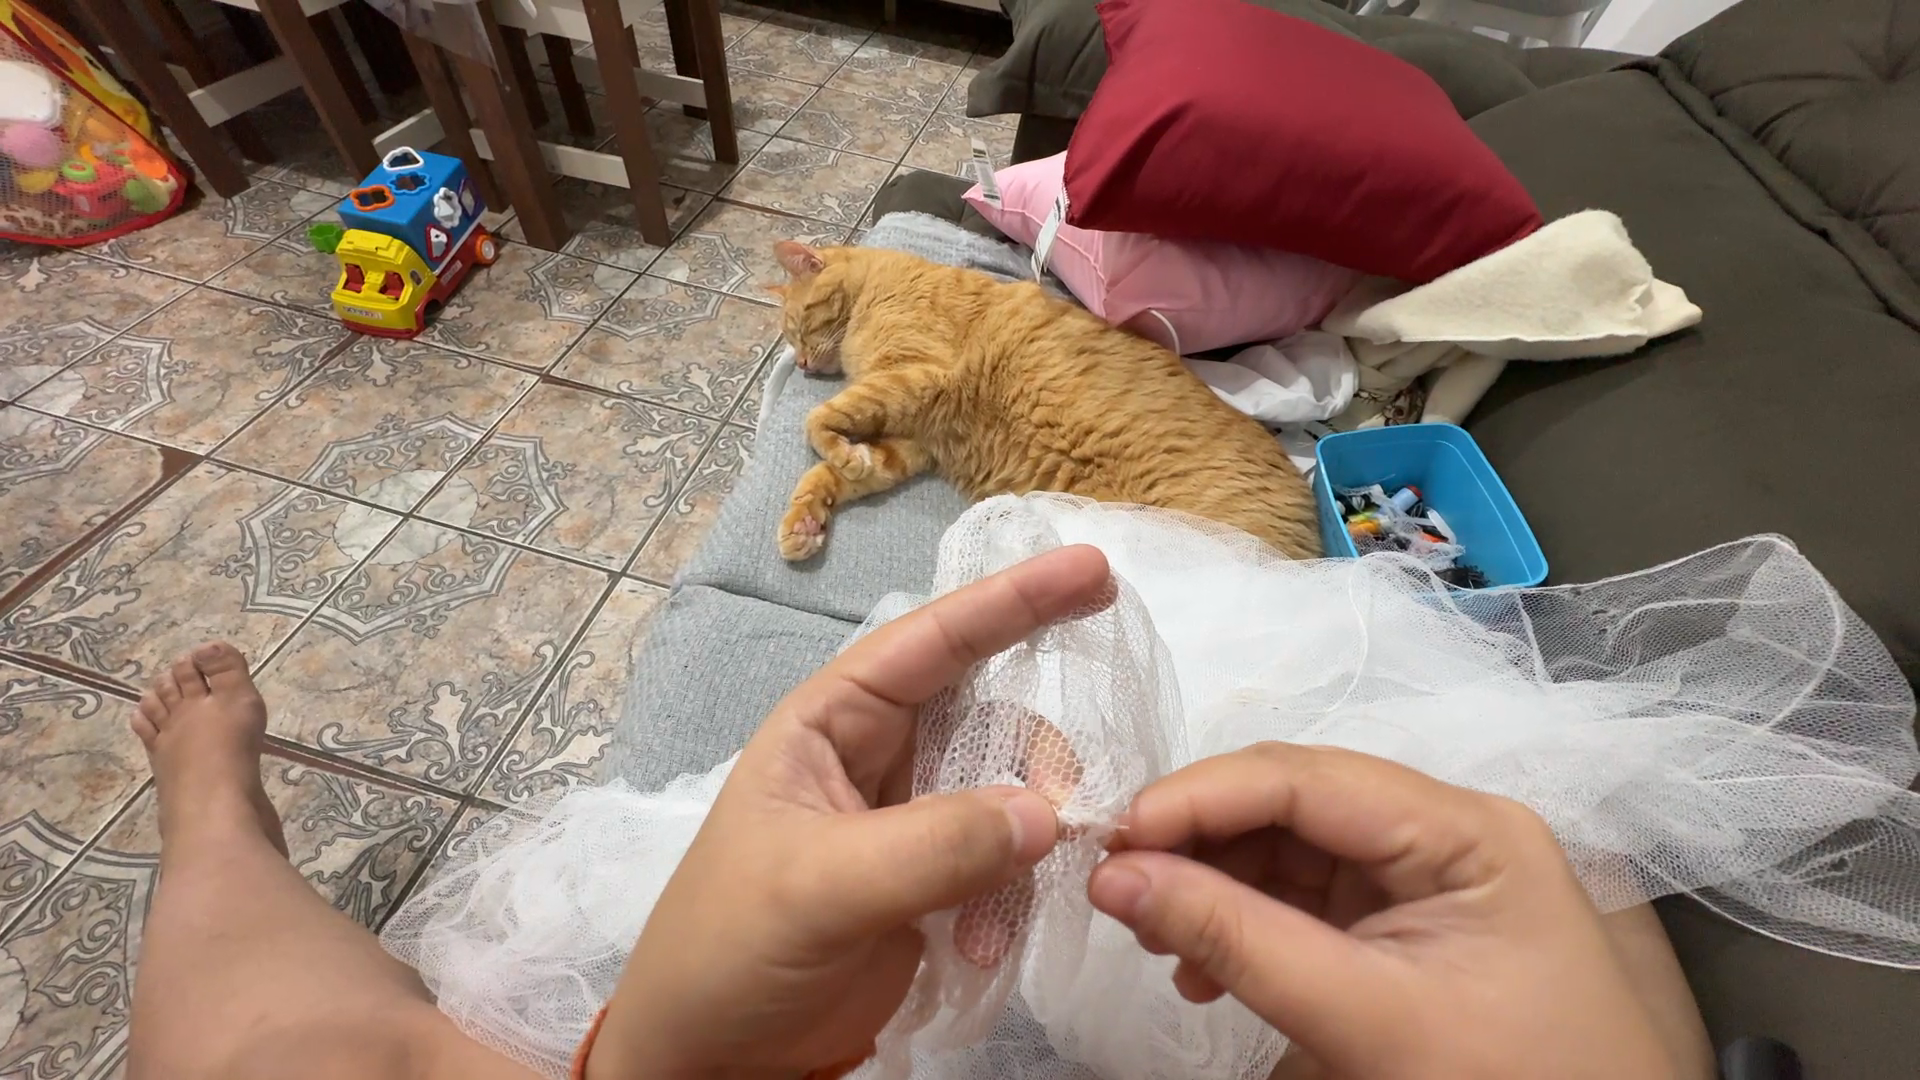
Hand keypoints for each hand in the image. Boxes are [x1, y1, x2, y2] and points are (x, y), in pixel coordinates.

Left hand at [586, 546, 1112, 1079]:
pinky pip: (1005, 853)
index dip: (1013, 599)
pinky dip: (1014, 889)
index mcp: (835, 717)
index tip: (1094, 571)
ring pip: (1007, 785)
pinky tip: (982, 943)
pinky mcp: (937, 873)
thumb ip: (932, 847)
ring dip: (1028, 834)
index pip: (932, 639)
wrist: (713, 1057)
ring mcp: (914, 812)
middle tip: (1078, 795)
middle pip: (987, 710)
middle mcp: (881, 749)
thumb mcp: (818, 887)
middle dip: (1035, 746)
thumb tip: (1046, 813)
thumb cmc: (732, 947)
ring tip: (1003, 904)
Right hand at [1088, 743, 1688, 1079]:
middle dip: (1196, 842)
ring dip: (1208, 885)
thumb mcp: (1366, 1023)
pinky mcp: (1392, 918)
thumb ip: (1232, 939)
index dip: (1198, 796)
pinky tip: (1201, 967)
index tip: (1116, 834)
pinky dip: (1237, 923)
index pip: (1303, 779)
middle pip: (1285, 804)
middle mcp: (1436, 829)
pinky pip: (1293, 895)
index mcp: (1462, 829)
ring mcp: (1414, 873)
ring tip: (1154, 934)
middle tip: (1120, 883)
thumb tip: (1109, 877)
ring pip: (1277, 846)